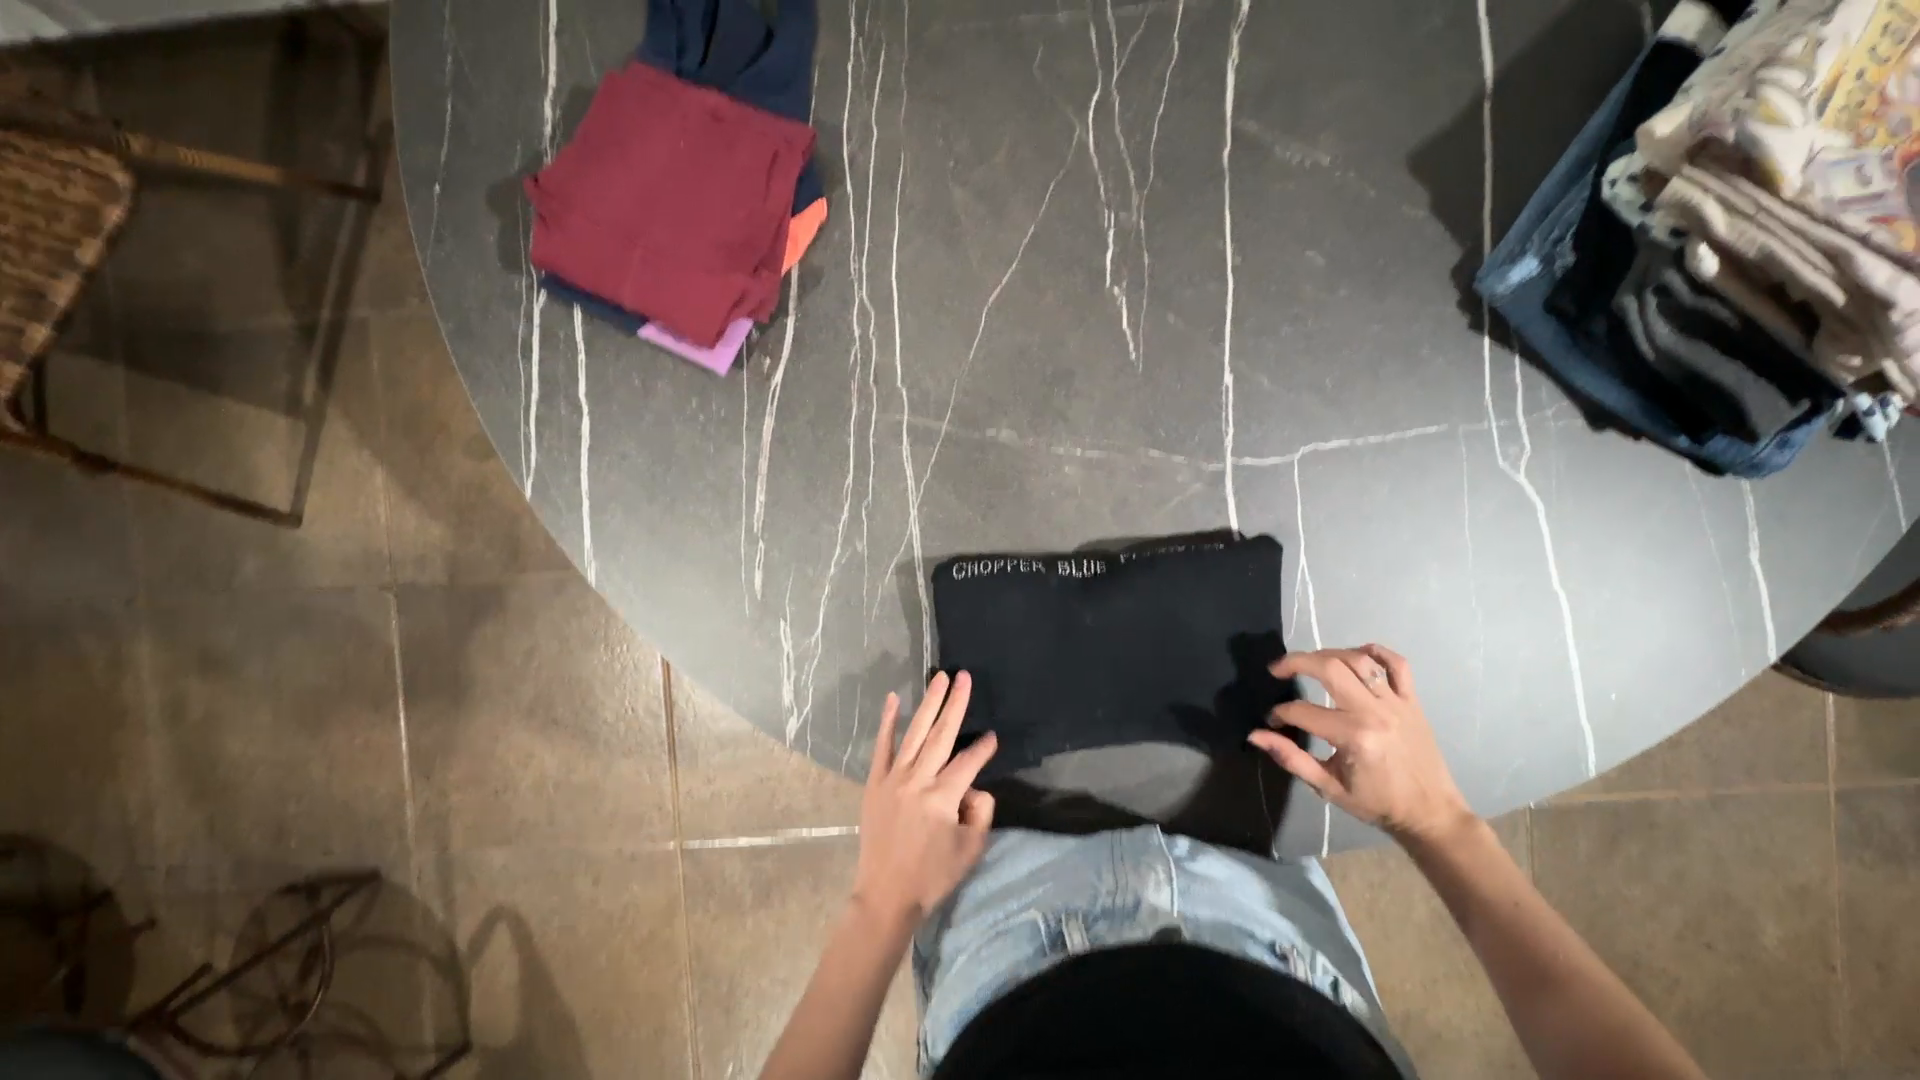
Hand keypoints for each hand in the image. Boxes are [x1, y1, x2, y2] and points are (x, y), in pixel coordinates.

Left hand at [851, 671, 997, 925]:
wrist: (886, 895)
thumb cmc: (932, 876)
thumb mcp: (971, 849)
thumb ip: (981, 812)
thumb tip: (975, 788)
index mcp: (943, 797)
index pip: (969, 762)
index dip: (983, 748)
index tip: (993, 737)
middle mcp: (918, 780)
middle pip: (942, 734)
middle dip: (955, 703)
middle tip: (964, 676)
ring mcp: (893, 779)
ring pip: (915, 733)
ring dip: (928, 704)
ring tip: (939, 678)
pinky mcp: (874, 784)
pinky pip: (882, 747)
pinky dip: (887, 722)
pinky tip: (893, 699)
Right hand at [1247, 644, 1472, 843]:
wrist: (1430, 813)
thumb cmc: (1376, 803)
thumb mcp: (1328, 787)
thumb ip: (1291, 758)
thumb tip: (1255, 735)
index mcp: (1353, 737)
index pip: (1302, 711)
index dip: (1280, 714)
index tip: (1272, 722)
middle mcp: (1374, 712)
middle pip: (1330, 668)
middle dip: (1296, 662)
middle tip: (1277, 669)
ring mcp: (1397, 703)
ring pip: (1360, 660)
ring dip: (1329, 654)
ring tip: (1311, 662)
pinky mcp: (1412, 701)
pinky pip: (1397, 664)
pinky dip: (1377, 652)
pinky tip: (1356, 655)